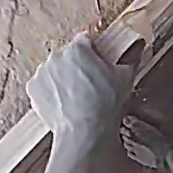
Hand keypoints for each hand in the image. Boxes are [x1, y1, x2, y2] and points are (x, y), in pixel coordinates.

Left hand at [27, 34, 128, 150]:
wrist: (82, 132)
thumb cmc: (104, 104)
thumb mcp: (124, 78)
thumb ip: (131, 57)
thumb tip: (139, 45)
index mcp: (77, 49)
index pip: (85, 40)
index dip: (93, 51)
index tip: (98, 62)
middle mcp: (56, 56)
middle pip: (68, 55)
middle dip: (77, 65)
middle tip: (90, 83)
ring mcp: (42, 73)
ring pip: (55, 69)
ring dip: (63, 77)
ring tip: (77, 95)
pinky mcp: (33, 89)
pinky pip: (44, 85)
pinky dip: (52, 91)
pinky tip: (65, 102)